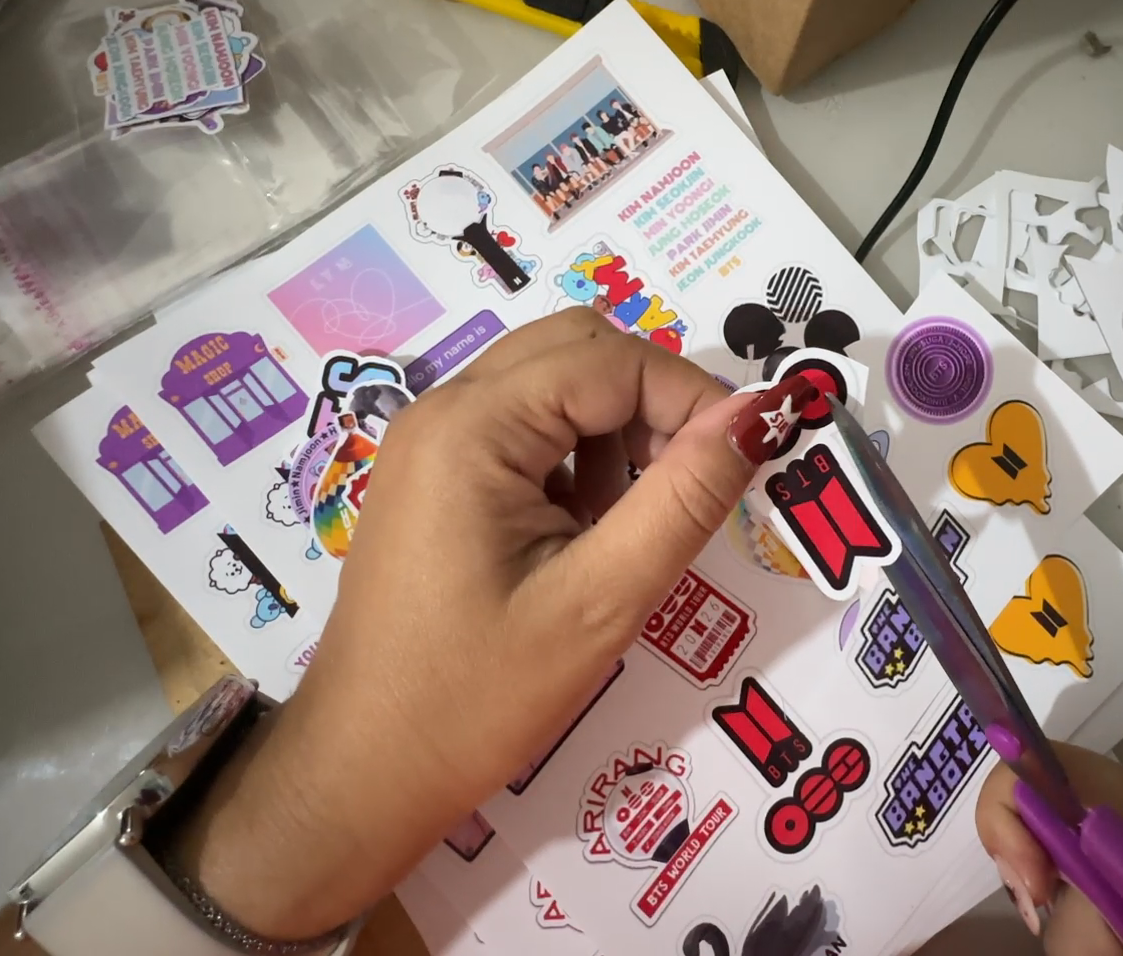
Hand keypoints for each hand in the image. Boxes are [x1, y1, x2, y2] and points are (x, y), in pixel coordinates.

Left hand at [174, 309, 818, 938]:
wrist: (365, 773)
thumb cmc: (479, 697)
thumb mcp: (602, 599)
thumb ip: (686, 498)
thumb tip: (757, 416)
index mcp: (473, 426)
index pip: (613, 361)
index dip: (692, 396)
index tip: (740, 459)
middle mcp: (447, 408)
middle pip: (580, 349)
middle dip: (653, 398)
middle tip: (689, 478)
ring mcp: (437, 437)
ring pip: (558, 378)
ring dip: (618, 422)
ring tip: (636, 510)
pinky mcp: (442, 470)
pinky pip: (530, 421)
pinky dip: (581, 448)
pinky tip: (588, 520)